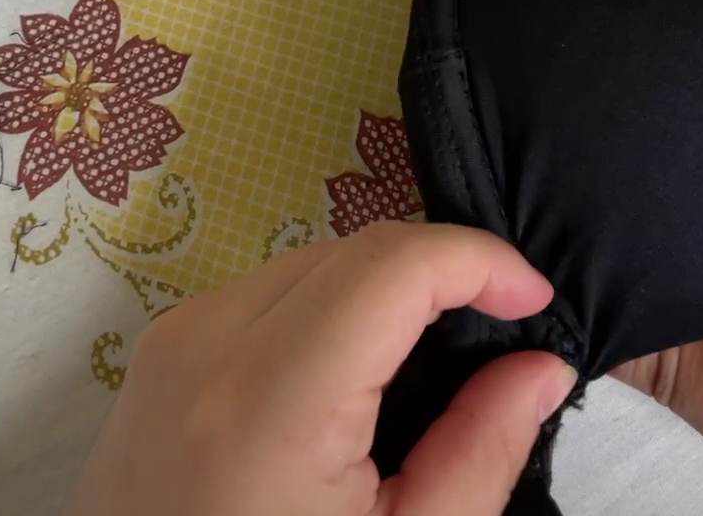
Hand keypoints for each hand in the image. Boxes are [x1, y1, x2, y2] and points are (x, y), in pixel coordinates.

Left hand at [66, 220, 578, 515]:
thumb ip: (480, 451)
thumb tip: (541, 364)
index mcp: (266, 402)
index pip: (388, 264)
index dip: (476, 259)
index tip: (534, 296)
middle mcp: (207, 340)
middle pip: (351, 252)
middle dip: (436, 271)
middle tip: (497, 325)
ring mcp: (175, 335)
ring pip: (311, 260)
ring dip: (383, 285)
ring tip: (432, 349)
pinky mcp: (161, 344)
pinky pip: (268, 288)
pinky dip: (330, 303)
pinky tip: (356, 363)